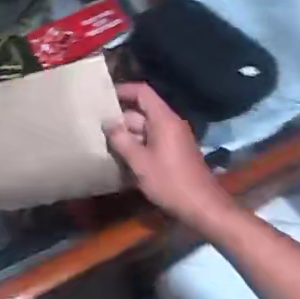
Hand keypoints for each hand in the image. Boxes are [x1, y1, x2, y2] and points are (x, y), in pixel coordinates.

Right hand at [106, 83, 240, 234]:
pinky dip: (137, 144)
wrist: (203, 207)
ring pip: (145, 128)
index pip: (142, 92)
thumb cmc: (170, 181)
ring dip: (126, 133)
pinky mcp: (174, 153)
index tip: (102, 96)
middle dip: (120, 117)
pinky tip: (122, 157)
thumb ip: (121, 139)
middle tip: (96, 124)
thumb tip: (107, 123)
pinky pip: (151, 140)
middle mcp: (170, 124)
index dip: (122, 90)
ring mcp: (173, 139)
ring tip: (104, 141)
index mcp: (164, 119)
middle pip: (141, 111)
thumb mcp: (139, 162)